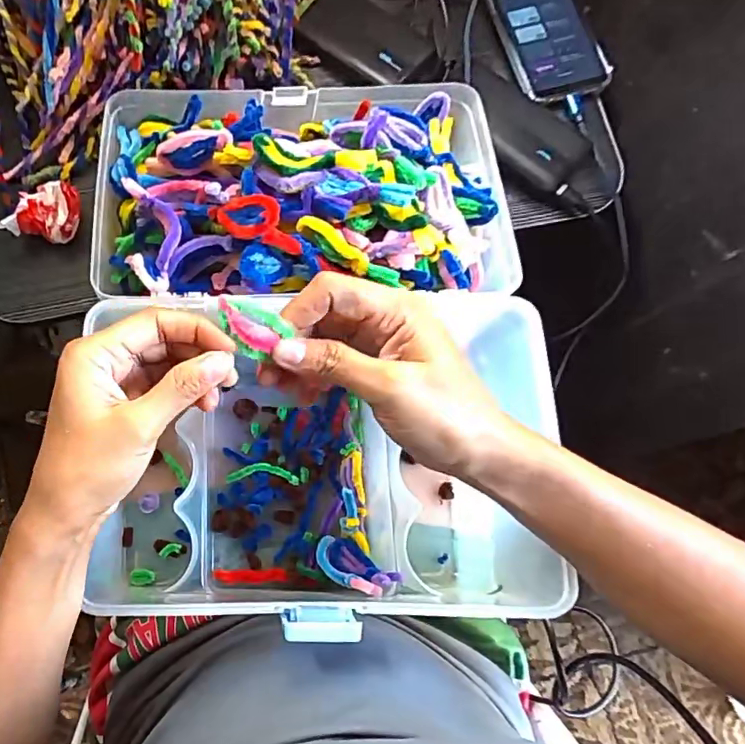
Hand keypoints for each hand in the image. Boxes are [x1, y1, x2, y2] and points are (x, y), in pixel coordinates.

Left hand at [24, 309, 237, 532]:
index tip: (230, 351)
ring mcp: (112, 381)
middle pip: (160, 340)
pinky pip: (157, 386)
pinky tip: (201, 405)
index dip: (196, 330)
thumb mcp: (139, 425)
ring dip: (193, 376)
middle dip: (197, 356)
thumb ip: (181, 388)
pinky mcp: (121, 402)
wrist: (64, 512)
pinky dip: (181, 393)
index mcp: (95, 353)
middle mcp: (102, 359)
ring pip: (163, 363)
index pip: (153, 322)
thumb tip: (223, 361)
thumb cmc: (91, 468)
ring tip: (216, 400)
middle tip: (230, 378)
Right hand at [261, 273, 521, 477]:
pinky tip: (303, 394)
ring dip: (298, 360)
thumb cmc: (444, 415)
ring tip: (278, 388)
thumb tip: (280, 349)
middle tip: (266, 374)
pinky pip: (333, 361)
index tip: (272, 349)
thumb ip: (334, 363)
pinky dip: (314, 375)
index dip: (297, 314)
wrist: (479, 452)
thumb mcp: (387, 387)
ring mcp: (378, 343)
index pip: (332, 291)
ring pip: (324, 339)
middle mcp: (384, 318)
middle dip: (292, 340)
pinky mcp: (374, 366)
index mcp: (395, 308)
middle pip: (323, 314)